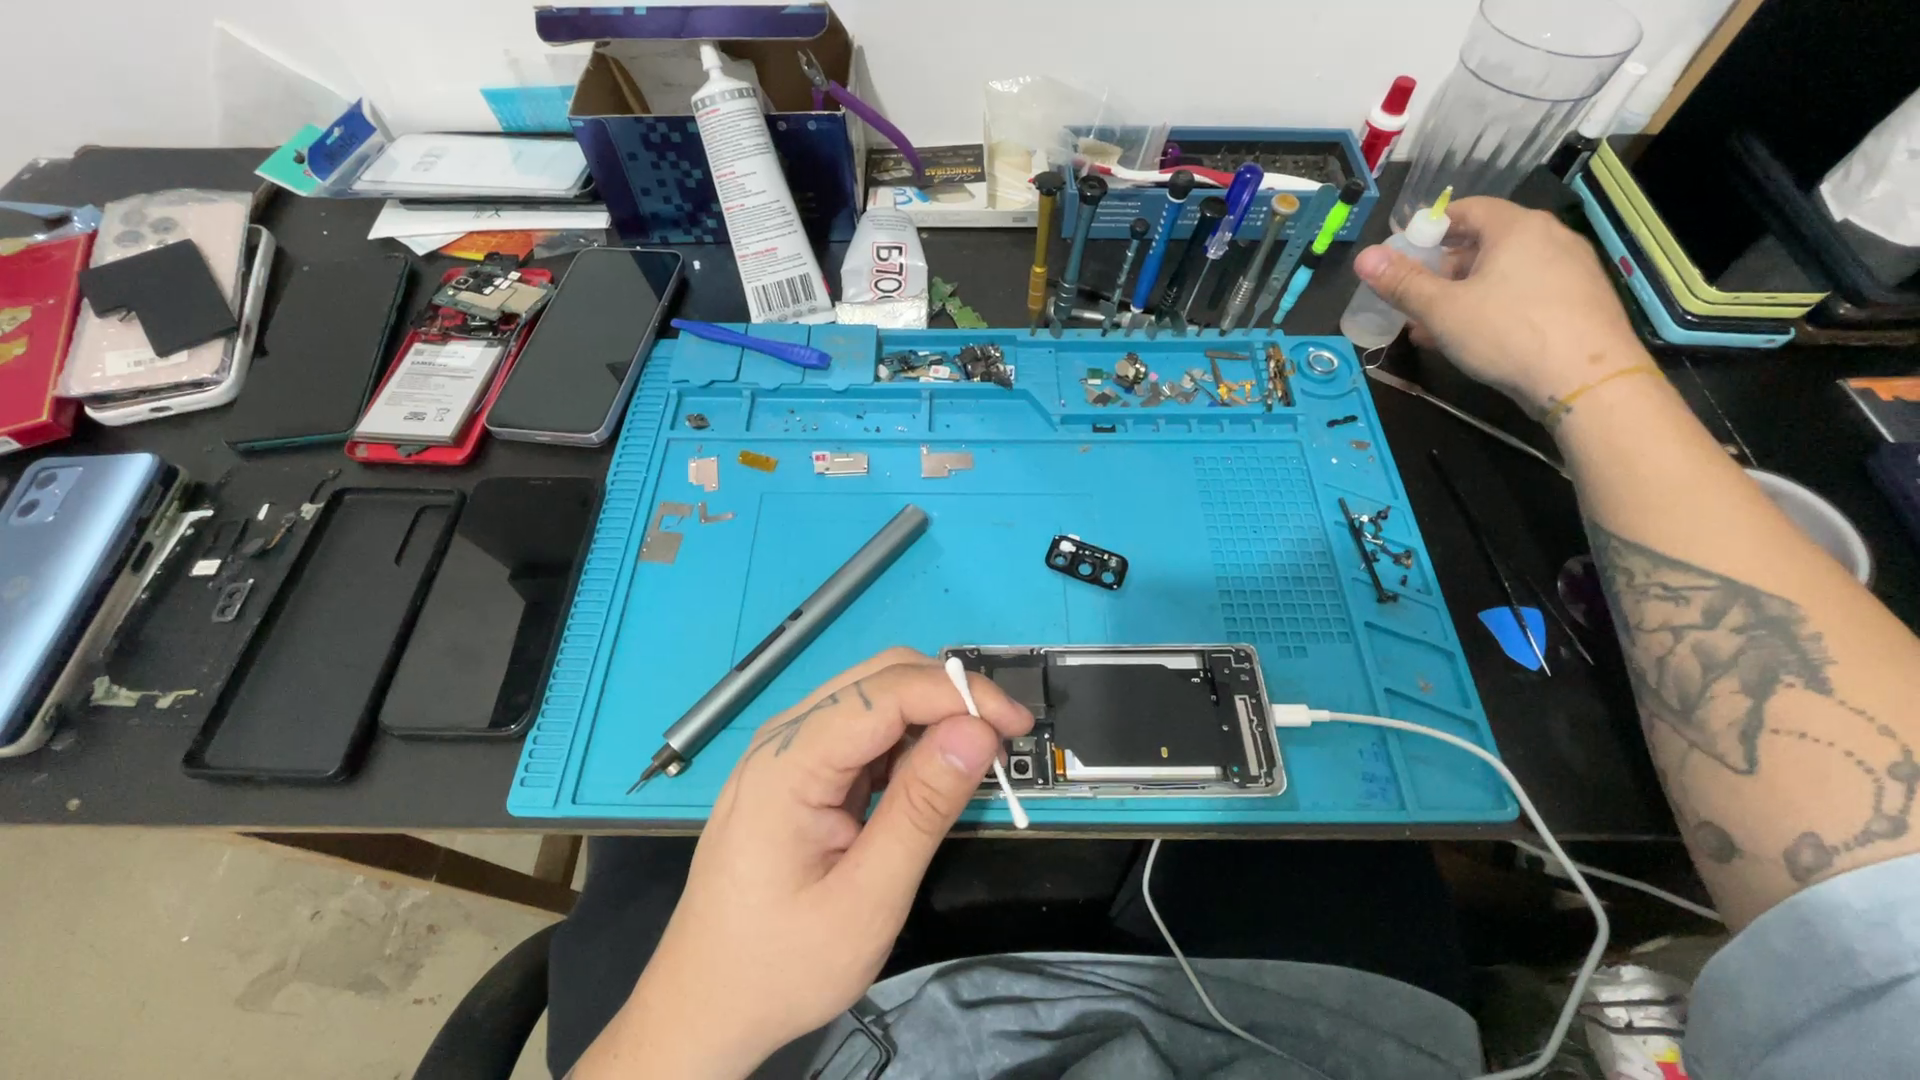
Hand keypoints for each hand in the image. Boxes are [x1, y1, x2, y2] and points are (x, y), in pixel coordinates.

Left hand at [586, 648, 1032, 1078]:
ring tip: (975, 762)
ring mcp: (787, 750)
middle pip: (879, 678)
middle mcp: (784, 737)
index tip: (1017, 726)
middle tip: (1002, 742)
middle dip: (949, 695)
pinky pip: (863, 730)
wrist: (706, 1003)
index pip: (886, 692)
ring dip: (932, 714)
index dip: (958, 695)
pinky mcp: (799, 769)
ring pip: (874, 697)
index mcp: (788, 764)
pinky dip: (908, 740)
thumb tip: (979, 732)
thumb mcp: (867, 899)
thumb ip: (923, 809)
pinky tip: (930, 776)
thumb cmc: (783, 964)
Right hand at [1353, 196, 1647, 415]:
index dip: (1431, 227)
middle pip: (1486, 241)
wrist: (1586, 379)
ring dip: (1466, 292)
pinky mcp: (1580, 300)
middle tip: (1415, 297)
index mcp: (1517, 227)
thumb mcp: (1443, 310)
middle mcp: (1549, 237)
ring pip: (1505, 271)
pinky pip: (1526, 292)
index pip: (1467, 209)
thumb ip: (1402, 283)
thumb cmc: (1508, 333)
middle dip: (1444, 268)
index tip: (1405, 253)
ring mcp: (1571, 269)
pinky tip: (1476, 337)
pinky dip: (1495, 305)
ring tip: (1437, 325)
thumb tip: (1363, 257)